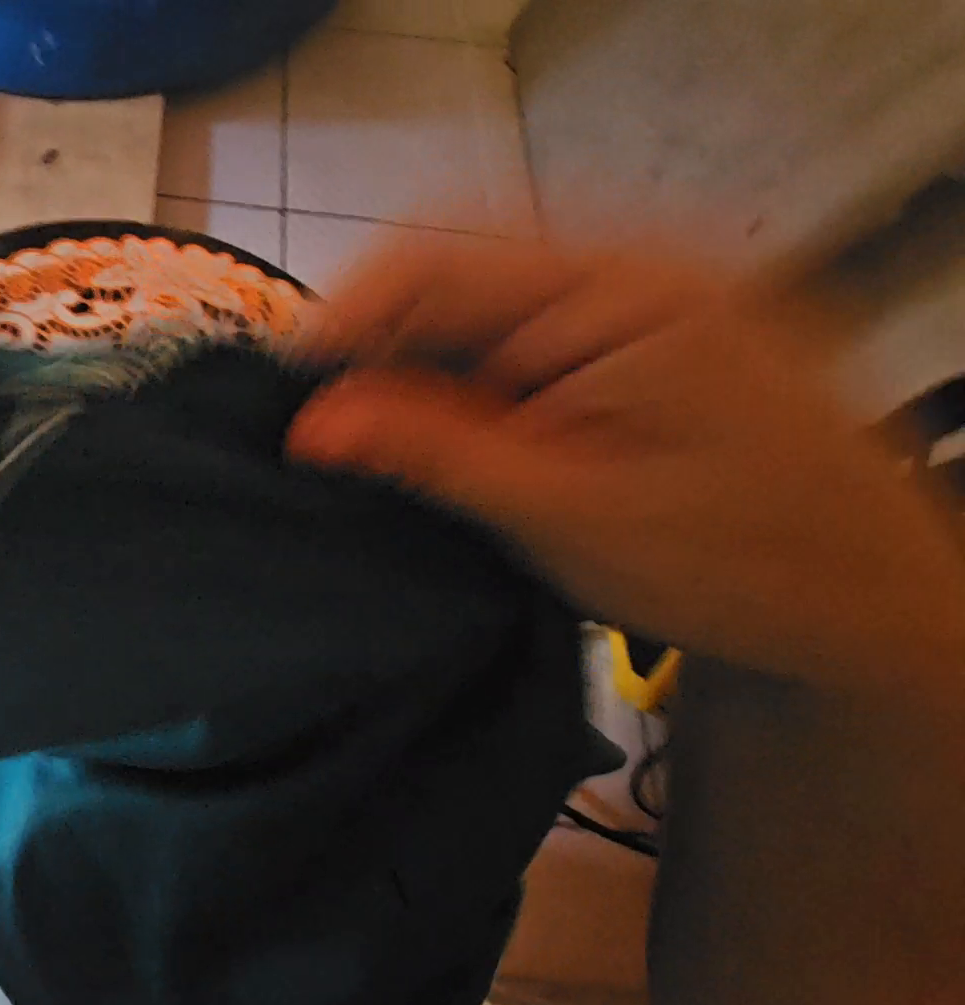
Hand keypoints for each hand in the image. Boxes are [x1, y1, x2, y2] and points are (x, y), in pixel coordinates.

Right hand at [286, 240, 964, 710]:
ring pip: (459, 304)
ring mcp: (621, 294)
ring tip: (365, 438)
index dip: (340, 319)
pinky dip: (441, 379)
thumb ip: (429, 451)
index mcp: (624, 288)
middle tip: (323, 428)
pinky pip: (494, 332)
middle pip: (442, 272)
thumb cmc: (733, 564)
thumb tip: (307, 426)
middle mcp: (623, 264)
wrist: (862, 600)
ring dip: (399, 366)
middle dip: (367, 347)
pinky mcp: (612, 333)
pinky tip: (425, 431)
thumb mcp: (558, 510)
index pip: (433, 264)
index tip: (282, 393)